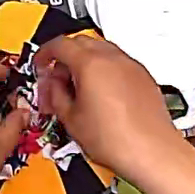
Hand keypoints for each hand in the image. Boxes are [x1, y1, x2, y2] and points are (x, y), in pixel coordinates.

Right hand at [36, 34, 186, 184]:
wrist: (152, 152)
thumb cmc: (117, 140)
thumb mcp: (71, 119)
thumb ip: (56, 94)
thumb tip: (53, 86)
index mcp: (91, 63)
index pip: (60, 44)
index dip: (45, 53)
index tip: (41, 65)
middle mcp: (113, 58)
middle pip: (81, 42)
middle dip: (65, 56)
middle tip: (57, 79)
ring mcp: (131, 65)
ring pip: (101, 49)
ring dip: (85, 61)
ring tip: (78, 89)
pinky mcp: (143, 76)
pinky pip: (118, 62)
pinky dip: (105, 69)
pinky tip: (100, 94)